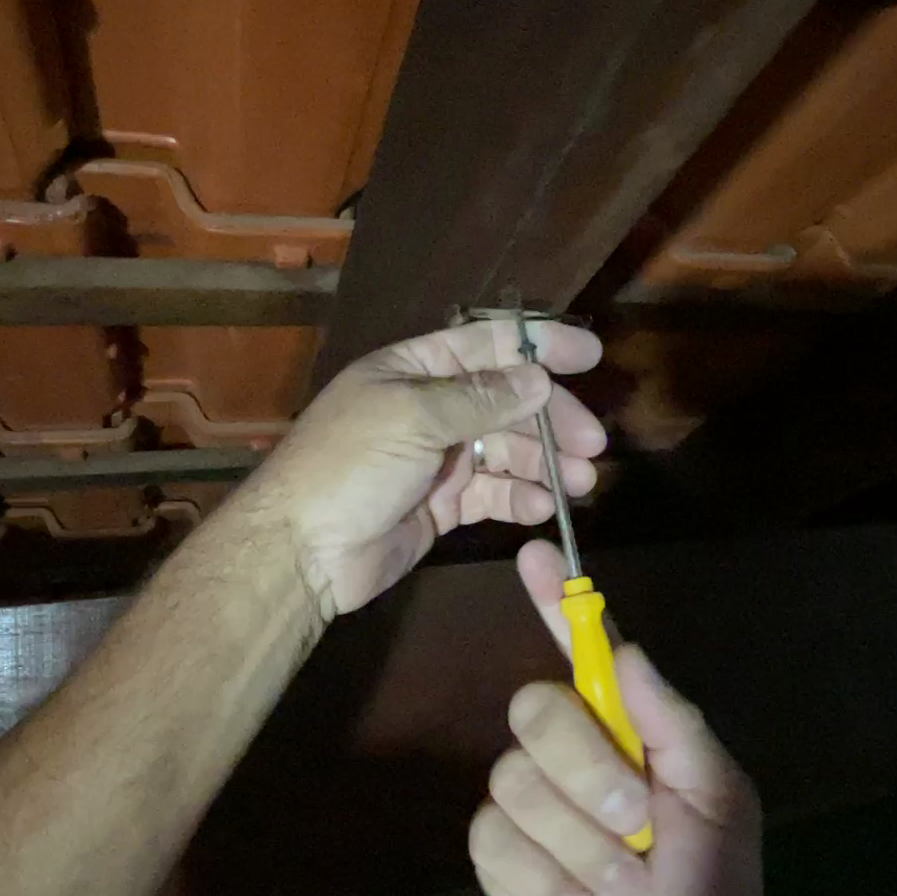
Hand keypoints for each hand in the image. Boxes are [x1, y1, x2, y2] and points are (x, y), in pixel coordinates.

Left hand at [255, 321, 605, 616]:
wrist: (304, 550)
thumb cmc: (350, 465)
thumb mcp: (412, 417)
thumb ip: (479, 398)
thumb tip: (538, 378)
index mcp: (414, 370)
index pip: (486, 345)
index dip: (538, 346)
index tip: (589, 354)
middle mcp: (430, 409)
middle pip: (506, 402)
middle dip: (550, 419)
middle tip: (592, 443)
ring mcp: (438, 459)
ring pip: (506, 452)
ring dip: (545, 463)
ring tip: (579, 482)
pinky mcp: (444, 504)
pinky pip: (493, 494)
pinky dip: (520, 498)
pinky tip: (543, 507)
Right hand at [469, 540, 767, 895]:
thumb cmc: (710, 884)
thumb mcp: (717, 796)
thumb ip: (673, 720)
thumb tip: (621, 649)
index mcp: (620, 726)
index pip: (579, 650)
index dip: (557, 602)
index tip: (537, 554)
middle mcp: (564, 748)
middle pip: (535, 710)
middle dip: (588, 768)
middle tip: (637, 819)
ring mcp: (525, 797)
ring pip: (515, 779)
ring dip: (578, 838)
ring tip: (617, 876)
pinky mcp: (495, 851)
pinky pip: (493, 836)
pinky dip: (544, 875)